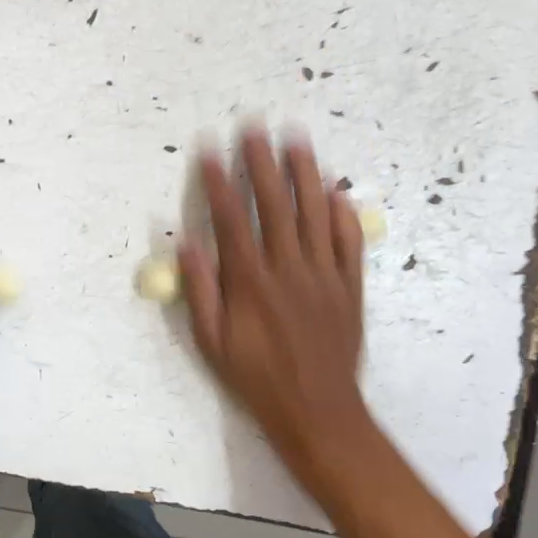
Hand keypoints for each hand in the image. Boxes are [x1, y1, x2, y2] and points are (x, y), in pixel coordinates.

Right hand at [179, 126, 370, 472]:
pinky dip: (342, 213)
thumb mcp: (211, 341)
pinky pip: (348, 243)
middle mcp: (288, 270)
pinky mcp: (349, 287)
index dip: (220, 183)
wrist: (318, 411)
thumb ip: (200, 290)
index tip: (211, 150)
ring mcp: (323, 276)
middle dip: (262, 163)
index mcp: (250, 283)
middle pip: (275, 206)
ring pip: (314, 214)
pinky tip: (335, 189)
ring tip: (296, 139)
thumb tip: (187, 243)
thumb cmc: (255, 377)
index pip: (232, 220)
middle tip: (255, 127)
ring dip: (304, 174)